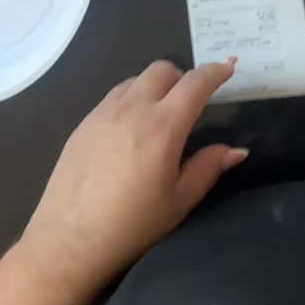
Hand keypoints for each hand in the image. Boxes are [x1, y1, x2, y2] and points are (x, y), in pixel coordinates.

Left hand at [12, 59, 245, 295]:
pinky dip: (131, 99)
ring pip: (136, 79)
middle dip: (182, 77)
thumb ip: (208, 168)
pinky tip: (130, 129)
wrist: (69, 238)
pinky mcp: (84, 122)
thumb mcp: (179, 201)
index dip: (215, 72)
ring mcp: (104, 111)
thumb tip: (236, 150)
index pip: (194, 84)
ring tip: (159, 115)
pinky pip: (114, 96)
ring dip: (154, 86)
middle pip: (162, 70)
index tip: (229, 66)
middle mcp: (133, 108)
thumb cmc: (132, 224)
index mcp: (162, 126)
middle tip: (191, 101)